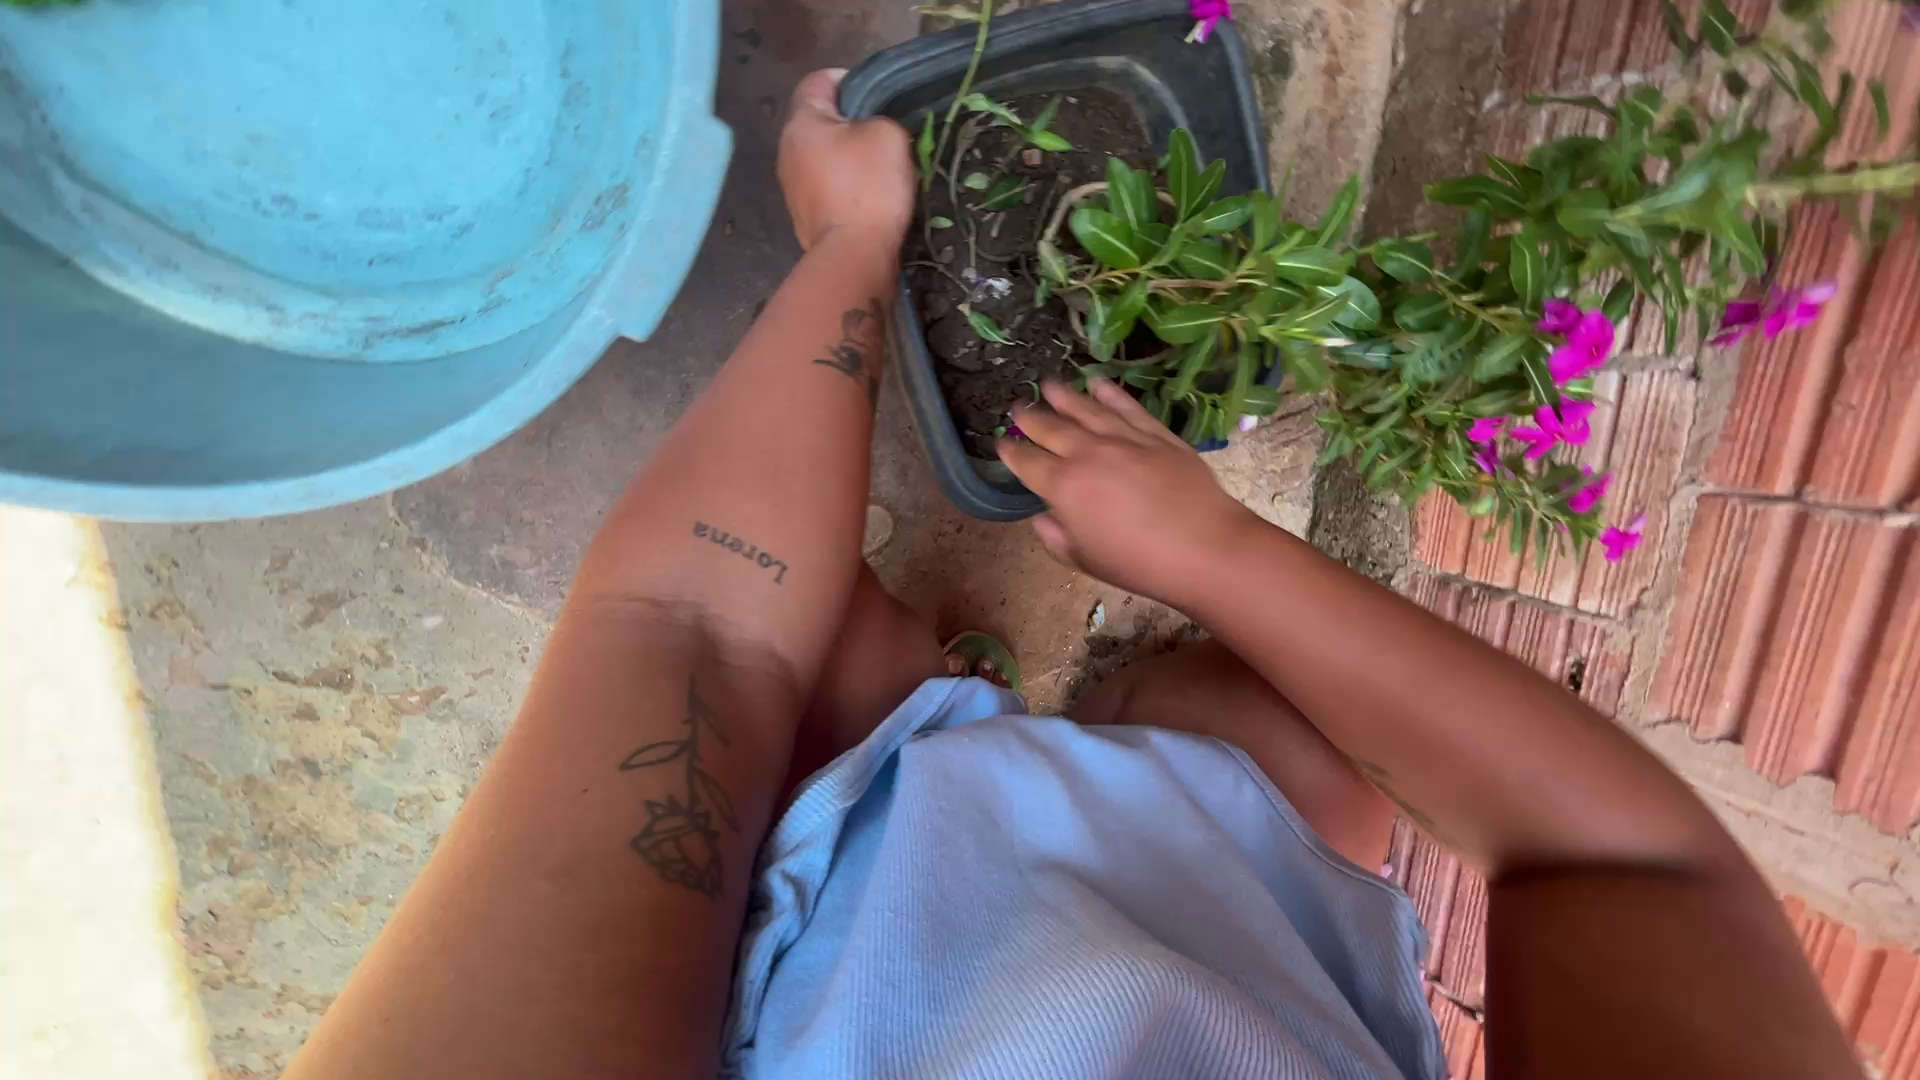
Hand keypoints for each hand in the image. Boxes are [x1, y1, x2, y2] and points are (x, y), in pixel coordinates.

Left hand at [778, 69, 914, 251]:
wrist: (854, 256)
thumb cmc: (869, 188)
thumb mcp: (888, 135)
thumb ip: (879, 118)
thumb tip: (870, 131)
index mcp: (801, 122)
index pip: (819, 81)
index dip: (849, 80)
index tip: (876, 96)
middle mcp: (787, 152)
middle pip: (819, 124)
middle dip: (849, 125)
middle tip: (882, 136)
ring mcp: (792, 189)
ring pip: (823, 160)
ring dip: (846, 161)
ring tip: (877, 171)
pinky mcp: (804, 219)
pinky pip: (827, 191)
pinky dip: (845, 190)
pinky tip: (867, 200)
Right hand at [997, 379, 1264, 605]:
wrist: (1203, 548)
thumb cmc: (1138, 563)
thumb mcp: (1084, 559)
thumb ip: (1056, 536)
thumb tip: (1043, 516)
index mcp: (1064, 487)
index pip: (1027, 462)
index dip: (1011, 451)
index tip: (1001, 442)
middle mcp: (1088, 454)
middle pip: (1051, 428)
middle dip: (1030, 417)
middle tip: (1018, 407)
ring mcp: (1124, 439)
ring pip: (1086, 409)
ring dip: (1064, 396)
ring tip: (1049, 385)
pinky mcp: (1156, 434)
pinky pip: (1127, 407)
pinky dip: (1110, 394)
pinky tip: (1098, 383)